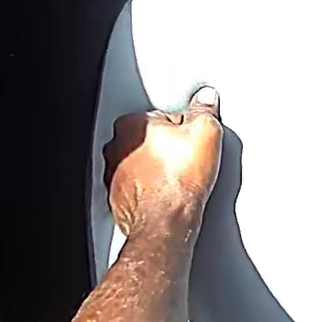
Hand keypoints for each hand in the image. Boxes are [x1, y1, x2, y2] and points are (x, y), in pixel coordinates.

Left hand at [104, 86, 223, 241]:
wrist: (166, 221)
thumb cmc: (178, 181)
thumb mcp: (206, 132)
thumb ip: (205, 109)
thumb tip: (207, 99)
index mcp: (131, 125)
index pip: (166, 116)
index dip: (187, 127)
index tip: (196, 138)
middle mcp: (116, 147)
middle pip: (153, 138)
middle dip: (170, 146)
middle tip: (190, 157)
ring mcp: (114, 174)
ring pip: (145, 162)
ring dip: (161, 167)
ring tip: (182, 176)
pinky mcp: (119, 197)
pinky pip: (141, 184)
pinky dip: (154, 186)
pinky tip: (171, 191)